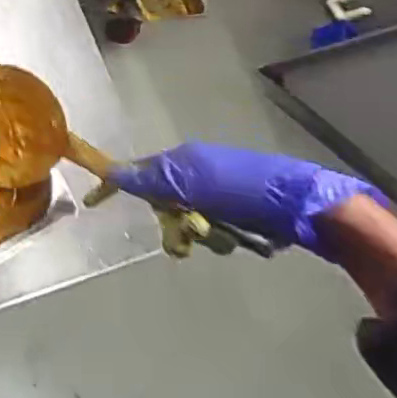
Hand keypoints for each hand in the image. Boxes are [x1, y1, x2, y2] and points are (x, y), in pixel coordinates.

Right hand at [108, 142, 383, 256]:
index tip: (94, 202)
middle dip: (173, 224)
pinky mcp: (239, 212)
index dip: (116, 186)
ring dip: (202, 234)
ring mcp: (219, 194)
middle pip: (164, 204)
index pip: (138, 171)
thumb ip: (151, 179)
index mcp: (184, 160)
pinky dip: (222, 237)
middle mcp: (198, 174)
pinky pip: (213, 231)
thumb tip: (110, 171)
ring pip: (189, 223)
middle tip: (188, 234)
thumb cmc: (242, 189)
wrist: (302, 206)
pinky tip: (239, 236)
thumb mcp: (192, 181)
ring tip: (225, 235)